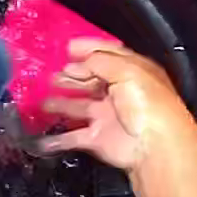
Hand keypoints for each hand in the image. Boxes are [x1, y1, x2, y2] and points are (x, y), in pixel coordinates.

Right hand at [38, 39, 196, 174]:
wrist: (155, 148)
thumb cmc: (149, 106)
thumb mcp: (127, 71)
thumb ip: (100, 61)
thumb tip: (80, 61)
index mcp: (133, 72)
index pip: (108, 55)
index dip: (87, 49)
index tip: (67, 47)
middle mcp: (120, 92)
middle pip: (91, 80)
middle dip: (71, 75)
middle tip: (54, 74)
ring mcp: (108, 116)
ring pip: (78, 106)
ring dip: (60, 102)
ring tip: (43, 99)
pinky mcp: (98, 139)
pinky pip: (72, 137)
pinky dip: (56, 139)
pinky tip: (42, 136)